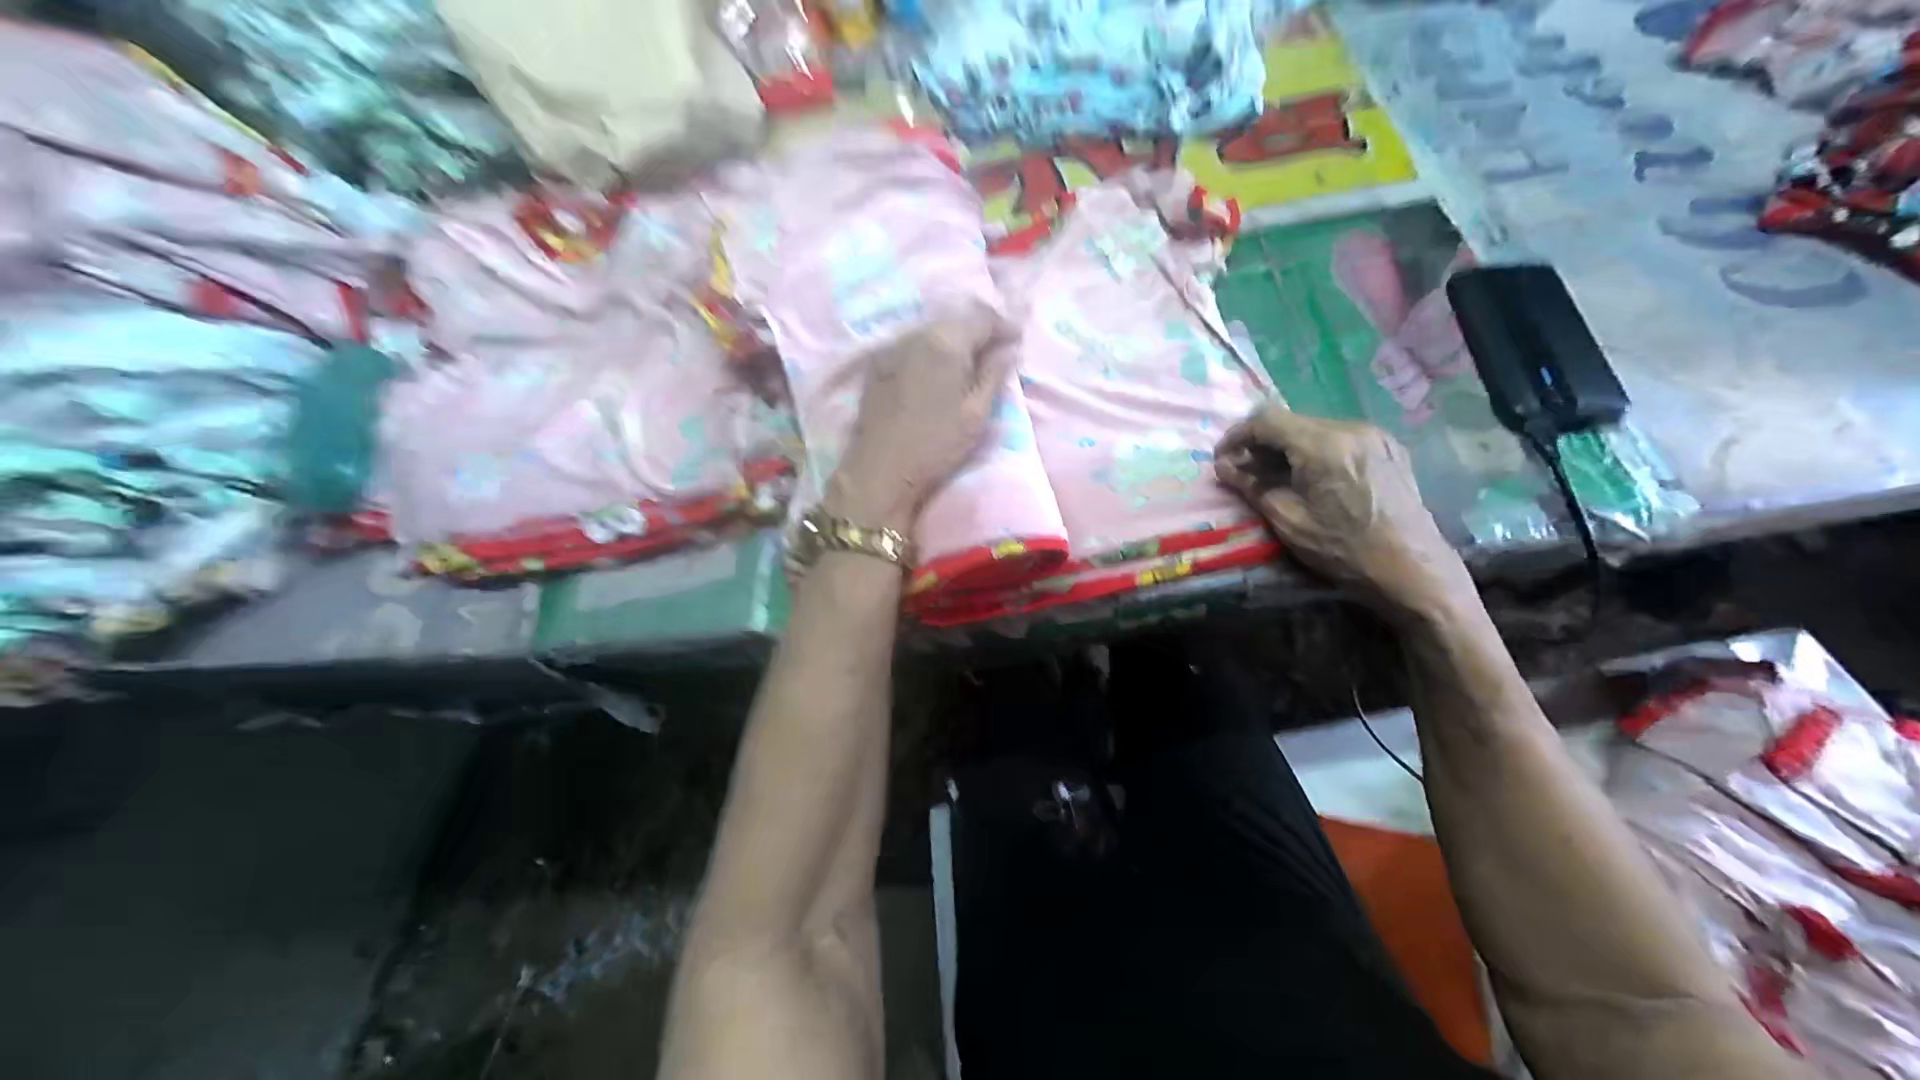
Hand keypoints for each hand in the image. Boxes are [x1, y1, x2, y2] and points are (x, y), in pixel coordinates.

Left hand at [823, 307, 1011, 532]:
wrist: (879, 472)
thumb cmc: (935, 444)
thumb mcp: (976, 412)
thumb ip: (994, 373)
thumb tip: (1009, 347)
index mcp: (945, 342)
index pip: (982, 317)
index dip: (1004, 327)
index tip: (1016, 342)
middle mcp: (915, 334)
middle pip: (954, 321)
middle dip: (977, 333)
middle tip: (994, 354)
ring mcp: (891, 348)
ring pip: (930, 333)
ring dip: (951, 343)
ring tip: (965, 366)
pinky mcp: (876, 366)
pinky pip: (910, 348)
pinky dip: (928, 354)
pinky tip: (935, 375)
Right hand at [1215, 403, 1474, 623]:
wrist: (1411, 569)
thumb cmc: (1343, 550)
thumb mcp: (1288, 521)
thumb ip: (1253, 487)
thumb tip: (1224, 467)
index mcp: (1323, 445)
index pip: (1266, 419)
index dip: (1237, 435)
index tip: (1222, 459)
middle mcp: (1350, 429)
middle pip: (1290, 420)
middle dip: (1260, 442)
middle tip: (1243, 471)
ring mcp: (1374, 435)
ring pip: (1313, 428)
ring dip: (1286, 446)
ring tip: (1274, 476)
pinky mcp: (1388, 447)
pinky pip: (1338, 437)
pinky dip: (1314, 450)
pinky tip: (1308, 477)